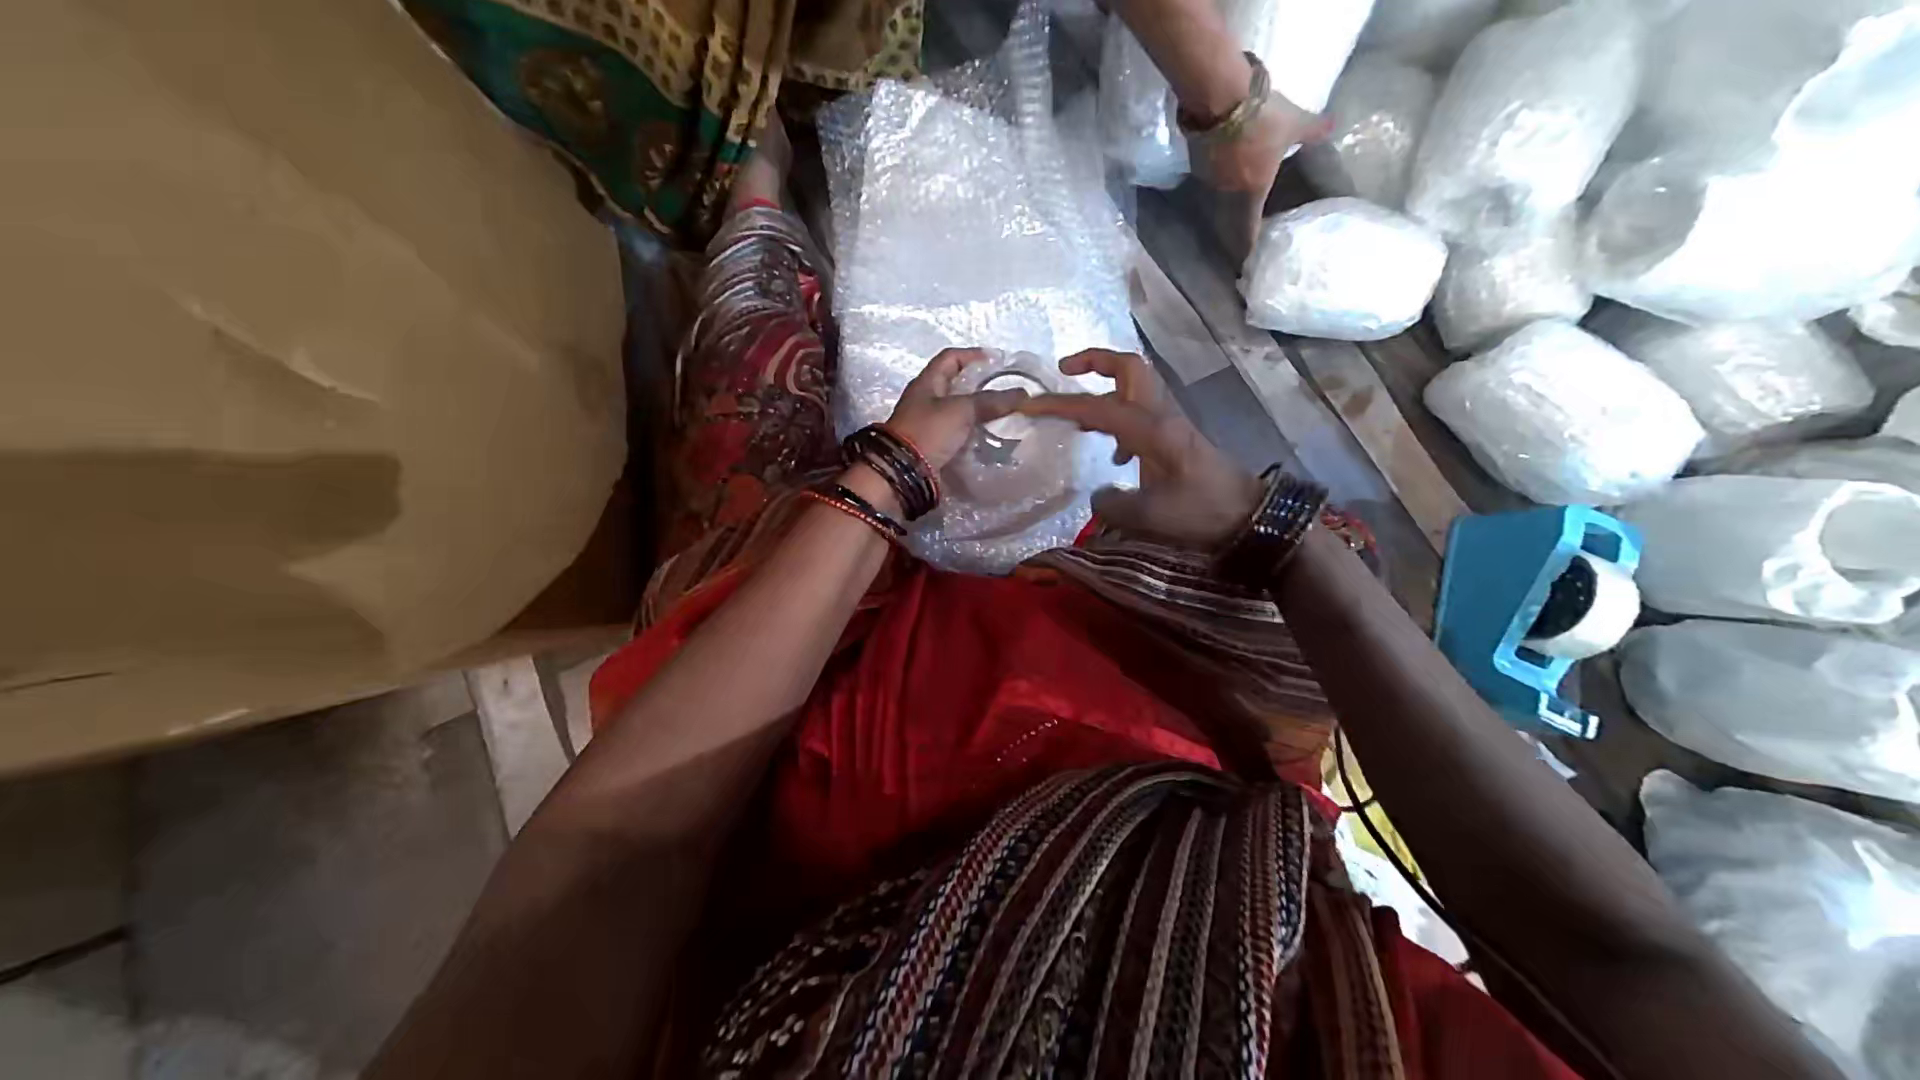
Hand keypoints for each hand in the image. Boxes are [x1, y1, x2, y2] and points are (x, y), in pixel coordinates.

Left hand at [882, 348, 1029, 471]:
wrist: (905, 472)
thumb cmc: (929, 431)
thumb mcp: (961, 410)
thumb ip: (991, 401)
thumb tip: (1023, 394)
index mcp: (927, 383)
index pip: (950, 358)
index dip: (973, 355)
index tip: (998, 360)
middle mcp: (926, 401)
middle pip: (957, 386)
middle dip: (981, 387)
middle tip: (1006, 390)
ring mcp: (929, 425)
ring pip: (959, 412)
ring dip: (980, 412)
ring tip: (1005, 415)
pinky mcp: (935, 446)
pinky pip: (959, 434)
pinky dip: (975, 434)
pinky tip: (992, 437)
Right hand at [1017, 349, 1262, 549]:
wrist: (1251, 516)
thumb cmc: (1203, 512)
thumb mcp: (1150, 516)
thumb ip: (1112, 504)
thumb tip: (1096, 495)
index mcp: (1151, 429)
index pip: (1097, 406)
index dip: (1060, 404)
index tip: (1029, 405)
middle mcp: (1161, 416)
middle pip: (1129, 367)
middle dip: (1094, 361)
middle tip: (1064, 372)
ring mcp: (1171, 423)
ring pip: (1136, 387)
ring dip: (1105, 388)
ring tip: (1078, 416)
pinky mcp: (1176, 437)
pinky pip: (1141, 412)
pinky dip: (1119, 418)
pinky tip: (1113, 455)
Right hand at [1191, 95, 1327, 260]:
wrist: (1222, 98)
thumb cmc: (1264, 118)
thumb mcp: (1295, 123)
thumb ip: (1312, 130)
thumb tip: (1334, 127)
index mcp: (1253, 190)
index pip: (1249, 229)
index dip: (1249, 246)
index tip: (1247, 260)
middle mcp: (1229, 192)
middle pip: (1233, 209)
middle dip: (1240, 212)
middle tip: (1245, 211)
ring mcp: (1209, 178)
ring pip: (1221, 189)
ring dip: (1228, 185)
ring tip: (1235, 176)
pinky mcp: (1196, 160)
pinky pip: (1210, 171)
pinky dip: (1217, 167)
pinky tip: (1223, 154)